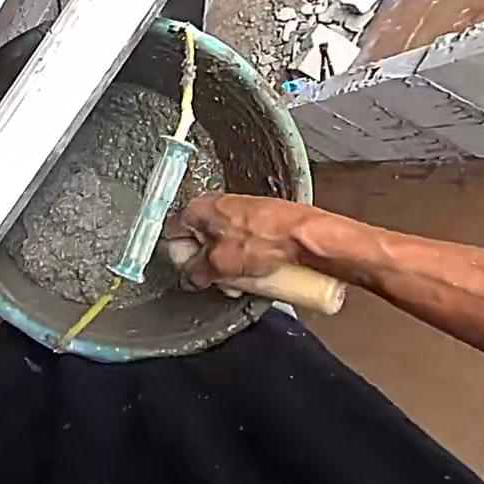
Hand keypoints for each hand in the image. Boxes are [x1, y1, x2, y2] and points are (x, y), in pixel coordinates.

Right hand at [166, 193, 323, 289]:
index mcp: (199, 207)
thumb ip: (195, 273)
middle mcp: (217, 203)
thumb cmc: (266, 241)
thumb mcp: (219, 265)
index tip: (190, 271)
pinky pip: (243, 242)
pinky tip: (257, 272)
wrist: (309, 236)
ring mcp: (241, 210)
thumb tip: (190, 278)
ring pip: (222, 243)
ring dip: (227, 264)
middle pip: (199, 239)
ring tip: (241, 280)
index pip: (173, 232)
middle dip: (206, 263)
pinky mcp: (260, 220)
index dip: (180, 256)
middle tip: (217, 279)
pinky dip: (246, 258)